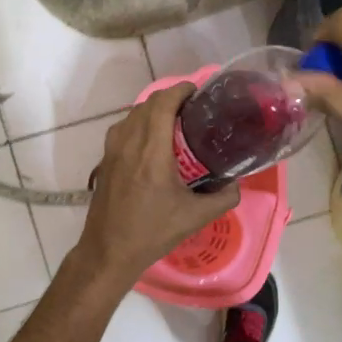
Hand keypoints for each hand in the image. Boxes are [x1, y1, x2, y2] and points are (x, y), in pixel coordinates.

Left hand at [76, 83, 240, 282]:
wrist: (109, 251)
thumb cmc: (152, 233)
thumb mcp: (195, 217)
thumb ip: (223, 198)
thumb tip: (237, 184)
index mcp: (151, 151)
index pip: (163, 103)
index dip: (181, 90)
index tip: (198, 92)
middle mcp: (129, 143)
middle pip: (147, 104)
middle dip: (169, 99)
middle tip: (192, 109)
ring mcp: (112, 151)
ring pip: (132, 116)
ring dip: (152, 111)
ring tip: (173, 122)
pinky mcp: (104, 162)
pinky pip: (122, 130)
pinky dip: (138, 125)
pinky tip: (151, 142)